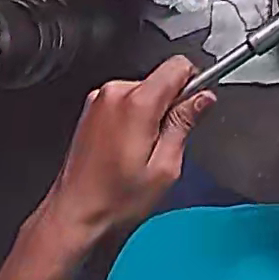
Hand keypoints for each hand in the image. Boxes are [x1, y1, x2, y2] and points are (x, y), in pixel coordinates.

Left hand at [30, 57, 216, 249]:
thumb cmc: (114, 200)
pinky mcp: (93, 108)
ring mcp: (100, 99)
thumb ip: (185, 123)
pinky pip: (126, 100)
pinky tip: (127, 147)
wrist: (74, 214)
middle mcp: (116, 93)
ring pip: (144, 90)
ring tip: (141, 150)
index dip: (194, 83)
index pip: (178, 65)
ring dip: (151, 113)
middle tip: (165, 142)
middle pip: (161, 78)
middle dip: (171, 104)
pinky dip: (134, 117)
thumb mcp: (165, 167)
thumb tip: (203, 98)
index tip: (194, 105)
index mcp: (137, 103)